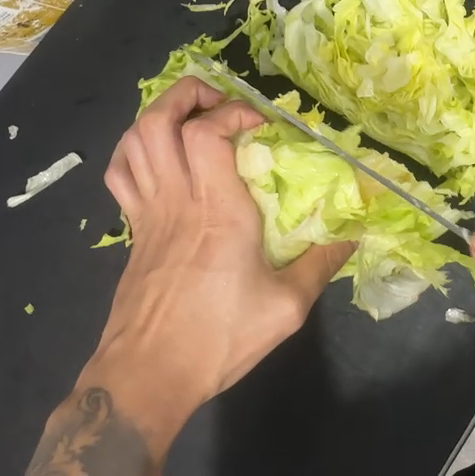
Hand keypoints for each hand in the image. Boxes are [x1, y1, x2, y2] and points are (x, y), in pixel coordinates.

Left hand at [26, 77, 352, 474]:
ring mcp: (147, 213)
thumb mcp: (285, 308)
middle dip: (188, 95)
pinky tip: (159, 150)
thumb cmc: (216, 339)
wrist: (145, 380)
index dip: (232, 112)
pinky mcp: (131, 230)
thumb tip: (355, 233)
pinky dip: (134, 147)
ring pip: (134, 141)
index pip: (206, 134)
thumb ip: (321, 264)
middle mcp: (177, 199)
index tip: (261, 124)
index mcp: (218, 210)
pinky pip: (120, 173)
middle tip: (221, 99)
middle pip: (158, 122)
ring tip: (193, 113)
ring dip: (161, 112)